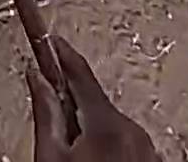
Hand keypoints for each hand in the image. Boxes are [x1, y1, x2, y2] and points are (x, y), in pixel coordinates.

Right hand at [28, 35, 160, 161]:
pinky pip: (127, 148)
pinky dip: (109, 150)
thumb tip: (36, 75)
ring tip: (75, 159)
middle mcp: (136, 135)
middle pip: (95, 104)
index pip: (79, 72)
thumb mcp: (51, 158)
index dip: (60, 52)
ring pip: (111, 128)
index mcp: (108, 125)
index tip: (48, 38)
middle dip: (73, 107)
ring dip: (91, 132)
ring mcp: (151, 156)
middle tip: (54, 130)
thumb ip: (46, 111)